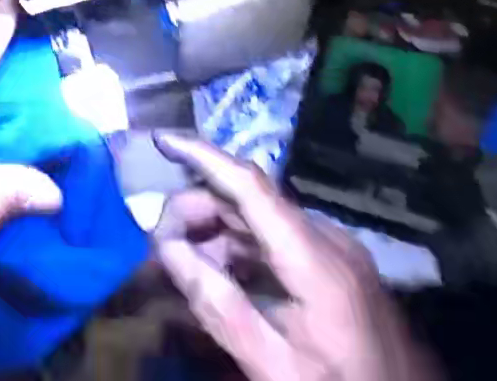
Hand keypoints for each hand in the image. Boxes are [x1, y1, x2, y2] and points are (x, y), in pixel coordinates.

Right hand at [151, 133, 434, 380]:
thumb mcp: (277, 370)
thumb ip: (219, 307)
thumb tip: (166, 247)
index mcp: (317, 260)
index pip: (249, 185)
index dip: (201, 155)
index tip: (160, 139)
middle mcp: (328, 239)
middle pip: (248, 201)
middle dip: (197, 211)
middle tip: (161, 245)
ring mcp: (336, 250)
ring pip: (258, 218)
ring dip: (215, 231)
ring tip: (185, 265)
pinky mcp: (336, 265)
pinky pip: (275, 239)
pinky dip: (239, 248)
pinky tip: (218, 274)